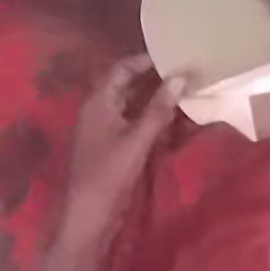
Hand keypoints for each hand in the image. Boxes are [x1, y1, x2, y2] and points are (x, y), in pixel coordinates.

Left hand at [60, 54, 185, 240]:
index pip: (120, 69)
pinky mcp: (110, 144)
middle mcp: (98, 109)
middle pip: (124, 84)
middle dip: (150, 77)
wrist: (89, 216)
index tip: (170, 55)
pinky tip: (168, 115)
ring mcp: (103, 127)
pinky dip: (148, 114)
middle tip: (180, 70)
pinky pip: (131, 120)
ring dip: (151, 95)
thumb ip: (158, 109)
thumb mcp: (137, 140)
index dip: (143, 60)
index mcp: (98, 102)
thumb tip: (180, 78)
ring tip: (179, 88)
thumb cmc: (108, 174)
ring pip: (129, 102)